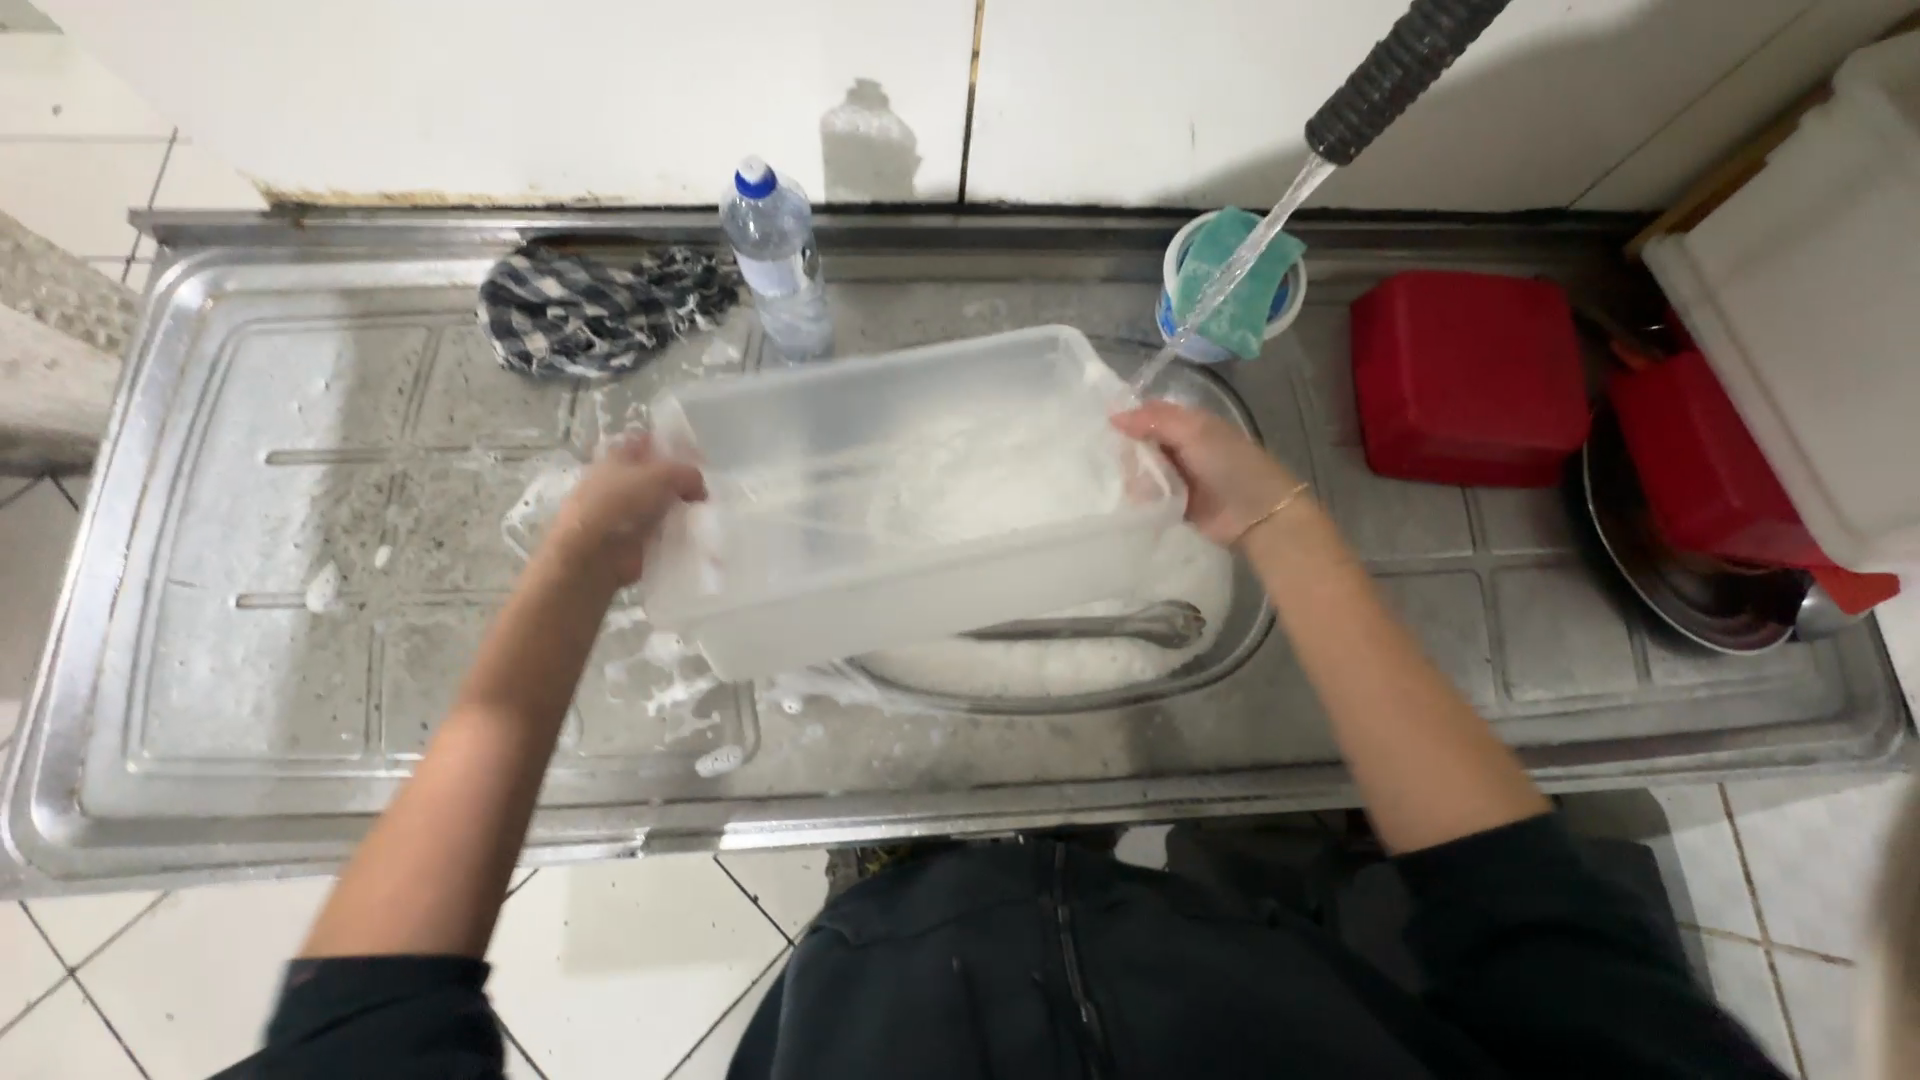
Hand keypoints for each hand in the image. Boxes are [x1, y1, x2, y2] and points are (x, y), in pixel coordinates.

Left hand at [548, 433, 705, 585]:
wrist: (593, 551)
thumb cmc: (620, 501)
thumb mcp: (662, 475)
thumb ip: (688, 474)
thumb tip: (700, 490)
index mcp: (618, 457)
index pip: (647, 442)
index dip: (671, 445)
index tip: (697, 457)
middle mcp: (620, 482)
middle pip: (658, 476)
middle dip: (681, 482)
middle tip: (706, 489)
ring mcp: (626, 512)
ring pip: (663, 505)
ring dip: (682, 509)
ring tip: (706, 515)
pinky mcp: (633, 539)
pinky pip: (663, 532)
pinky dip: (678, 533)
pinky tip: (696, 535)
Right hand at [1112, 400, 1306, 546]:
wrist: (1255, 514)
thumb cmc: (1229, 464)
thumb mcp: (1194, 433)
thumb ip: (1154, 421)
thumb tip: (1113, 416)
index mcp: (1189, 423)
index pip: (1150, 414)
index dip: (1129, 418)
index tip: (1106, 427)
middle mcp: (1181, 447)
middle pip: (1141, 443)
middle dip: (1130, 451)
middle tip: (1126, 462)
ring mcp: (1177, 476)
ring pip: (1141, 470)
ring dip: (1135, 476)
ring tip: (1139, 485)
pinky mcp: (1173, 503)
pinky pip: (1147, 496)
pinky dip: (1142, 497)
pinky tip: (1140, 500)